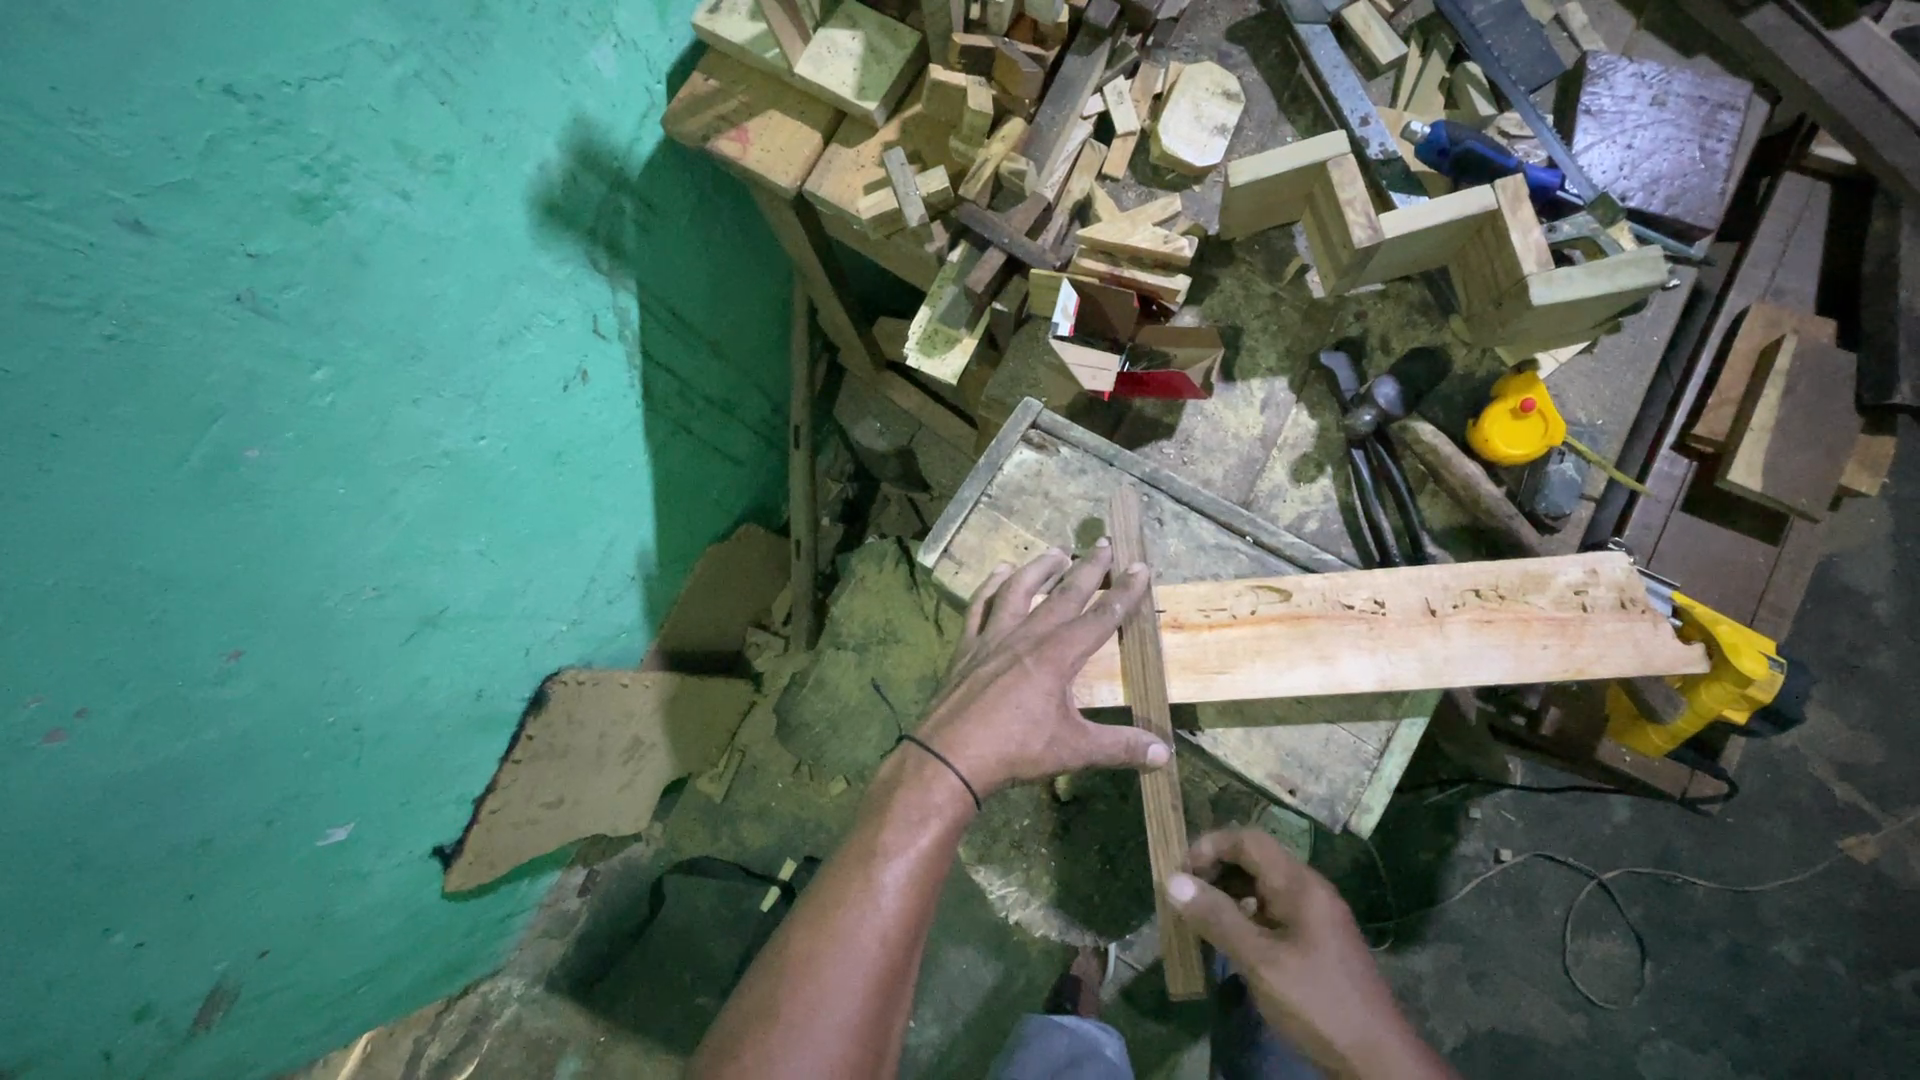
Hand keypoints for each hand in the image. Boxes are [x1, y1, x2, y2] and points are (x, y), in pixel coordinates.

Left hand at [911, 543, 1170, 797]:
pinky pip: (980, 606)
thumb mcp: (1074, 750)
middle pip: (1064, 594)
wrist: (949, 755)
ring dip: (1040, 568)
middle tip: (1104, 543)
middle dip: (1088, 568)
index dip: (1125, 593)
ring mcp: (993, 637)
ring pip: (1019, 590)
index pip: (1101, 617)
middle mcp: (1027, 636)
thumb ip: (1120, 747)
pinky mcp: (967, 646)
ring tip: (1056, 551)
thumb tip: (1165, 754)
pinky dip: (991, 586)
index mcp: (1058, 656)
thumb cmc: (1015, 750)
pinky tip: (999, 572)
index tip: (1140, 567)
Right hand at [1165, 830, 1455, 1079]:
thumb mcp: (1260, 961)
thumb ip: (1217, 918)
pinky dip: (1246, 914)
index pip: (1248, 840)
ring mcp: (1316, 915)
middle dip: (1216, 869)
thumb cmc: (1316, 1002)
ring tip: (1200, 918)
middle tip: (1185, 896)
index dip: (1209, 846)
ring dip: (1228, 893)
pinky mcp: (1317, 940)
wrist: (1379, 1061)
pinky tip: (1231, 940)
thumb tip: (1173, 880)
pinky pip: (1274, 910)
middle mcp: (1309, 890)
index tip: (1180, 874)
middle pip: (1255, 858)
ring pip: (1263, 885)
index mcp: (1300, 884)